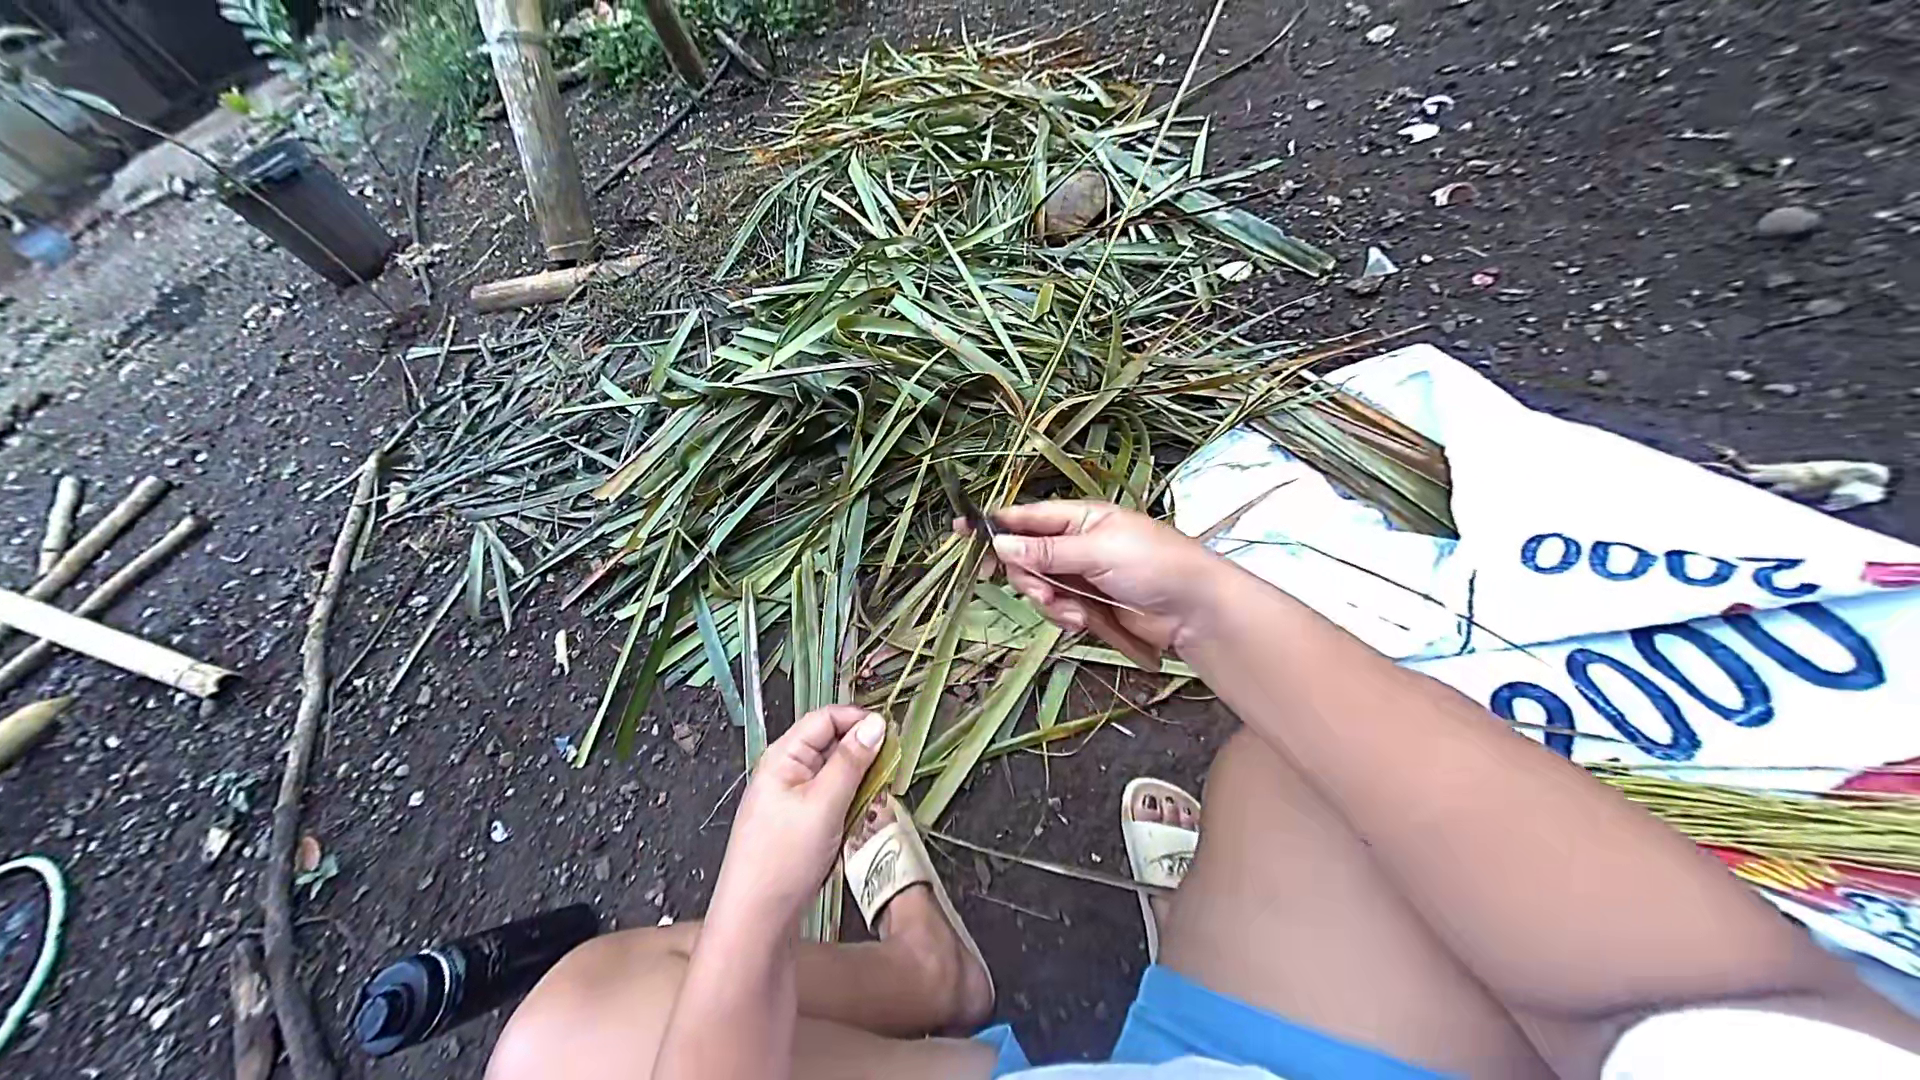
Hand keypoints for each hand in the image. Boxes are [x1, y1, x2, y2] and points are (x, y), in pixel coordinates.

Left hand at [712, 705, 886, 918]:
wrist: (755, 923)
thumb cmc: (784, 859)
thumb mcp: (824, 804)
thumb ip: (851, 761)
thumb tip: (876, 723)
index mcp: (784, 757)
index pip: (826, 718)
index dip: (858, 720)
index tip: (891, 734)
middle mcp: (787, 771)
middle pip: (833, 744)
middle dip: (863, 755)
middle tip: (888, 775)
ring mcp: (793, 797)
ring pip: (837, 773)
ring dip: (860, 783)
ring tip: (874, 804)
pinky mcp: (801, 821)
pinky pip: (833, 798)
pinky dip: (850, 804)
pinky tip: (859, 821)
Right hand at [973, 501, 1228, 653]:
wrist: (1194, 610)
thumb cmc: (1154, 564)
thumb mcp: (1098, 551)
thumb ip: (1047, 551)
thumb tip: (1001, 545)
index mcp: (1079, 518)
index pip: (1026, 518)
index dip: (994, 524)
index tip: (960, 529)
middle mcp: (1073, 544)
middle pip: (1024, 558)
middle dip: (1029, 578)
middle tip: (1044, 592)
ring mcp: (1079, 575)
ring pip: (1037, 587)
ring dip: (1049, 602)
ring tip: (1074, 612)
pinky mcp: (1085, 604)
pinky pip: (1056, 609)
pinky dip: (1063, 617)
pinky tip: (1083, 622)